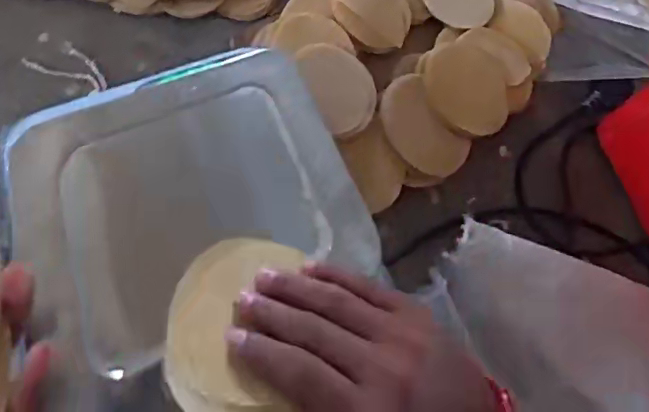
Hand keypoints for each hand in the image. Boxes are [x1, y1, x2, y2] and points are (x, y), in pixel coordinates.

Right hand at [229, 264, 497, 411]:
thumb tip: (278, 381)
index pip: (301, 375)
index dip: (263, 355)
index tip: (232, 336)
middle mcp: (380, 367)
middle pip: (314, 332)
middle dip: (273, 315)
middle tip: (241, 298)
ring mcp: (400, 334)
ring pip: (336, 303)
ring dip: (295, 288)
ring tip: (263, 276)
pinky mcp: (415, 313)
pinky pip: (368, 288)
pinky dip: (336, 276)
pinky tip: (309, 267)